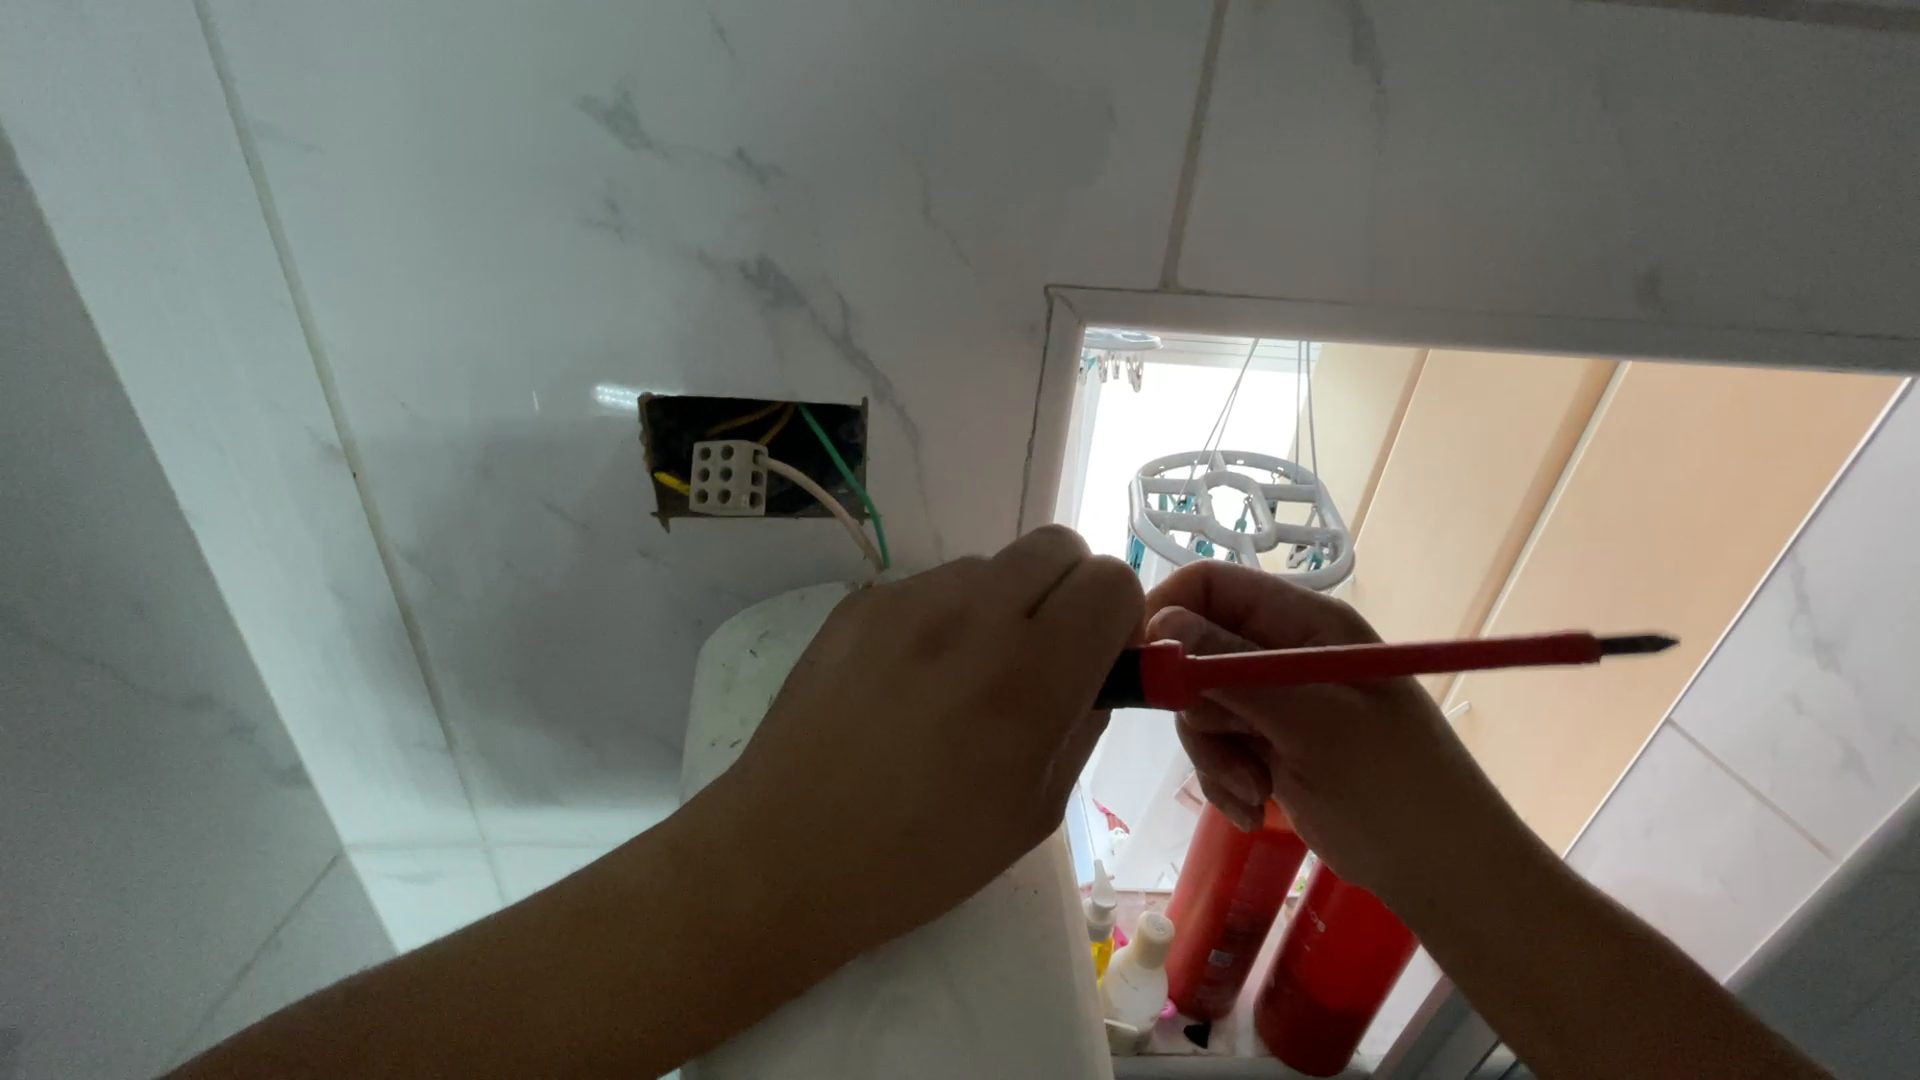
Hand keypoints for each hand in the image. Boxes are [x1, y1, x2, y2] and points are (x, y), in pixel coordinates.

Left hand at [714, 525, 1143, 956]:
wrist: (787, 851)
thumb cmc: (923, 856)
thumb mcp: (1036, 810)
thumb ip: (1085, 720)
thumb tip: (1100, 667)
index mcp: (1030, 675)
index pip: (1111, 580)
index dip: (1117, 617)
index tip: (1096, 659)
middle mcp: (973, 615)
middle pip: (1058, 544)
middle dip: (1069, 591)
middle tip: (1042, 654)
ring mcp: (907, 599)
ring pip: (991, 564)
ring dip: (1002, 602)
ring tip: (962, 673)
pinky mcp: (859, 602)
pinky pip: (929, 586)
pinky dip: (942, 616)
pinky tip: (907, 679)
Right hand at [1144, 560, 1522, 909]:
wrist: (1442, 872)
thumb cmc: (1394, 788)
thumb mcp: (1313, 722)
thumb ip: (1232, 669)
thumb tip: (1158, 621)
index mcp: (1303, 621)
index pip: (1209, 584)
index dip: (1167, 612)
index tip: (1147, 668)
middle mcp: (1280, 649)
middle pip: (1192, 648)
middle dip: (1196, 707)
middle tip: (1225, 748)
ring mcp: (1272, 697)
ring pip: (1197, 703)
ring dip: (1211, 752)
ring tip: (1253, 790)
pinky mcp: (1264, 740)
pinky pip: (1211, 743)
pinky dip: (1222, 777)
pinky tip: (1253, 805)